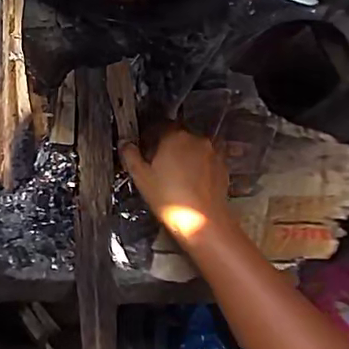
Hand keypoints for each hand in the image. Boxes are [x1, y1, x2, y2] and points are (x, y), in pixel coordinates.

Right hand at [120, 126, 231, 243]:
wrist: (202, 221)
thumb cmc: (170, 198)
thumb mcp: (141, 177)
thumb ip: (130, 156)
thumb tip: (125, 145)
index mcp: (174, 137)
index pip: (158, 127)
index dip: (149, 138)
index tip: (144, 150)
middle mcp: (196, 140)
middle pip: (177, 136)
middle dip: (167, 147)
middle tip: (157, 166)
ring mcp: (212, 152)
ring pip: (193, 148)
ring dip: (184, 156)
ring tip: (175, 176)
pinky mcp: (222, 166)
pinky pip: (206, 160)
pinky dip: (198, 167)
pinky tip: (190, 183)